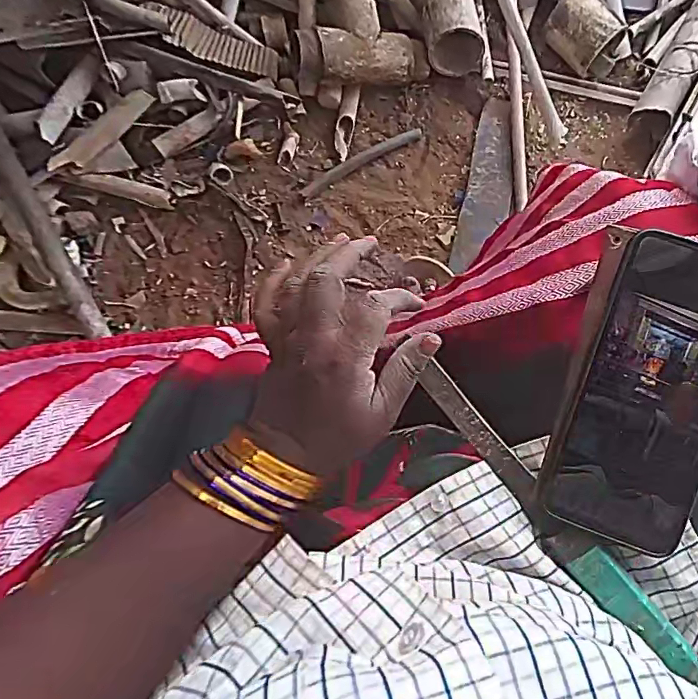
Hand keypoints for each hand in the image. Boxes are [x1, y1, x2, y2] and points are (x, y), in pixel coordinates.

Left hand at [245, 236, 440, 477]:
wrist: (283, 456)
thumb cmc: (337, 438)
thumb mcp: (382, 412)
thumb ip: (406, 371)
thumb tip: (431, 338)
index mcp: (345, 356)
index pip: (375, 307)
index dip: (400, 298)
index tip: (415, 304)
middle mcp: (314, 338)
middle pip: (328, 280)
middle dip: (350, 254)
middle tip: (369, 243)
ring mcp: (288, 337)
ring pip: (297, 284)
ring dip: (317, 257)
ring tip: (339, 242)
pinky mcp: (272, 342)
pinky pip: (266, 303)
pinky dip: (274, 280)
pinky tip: (287, 264)